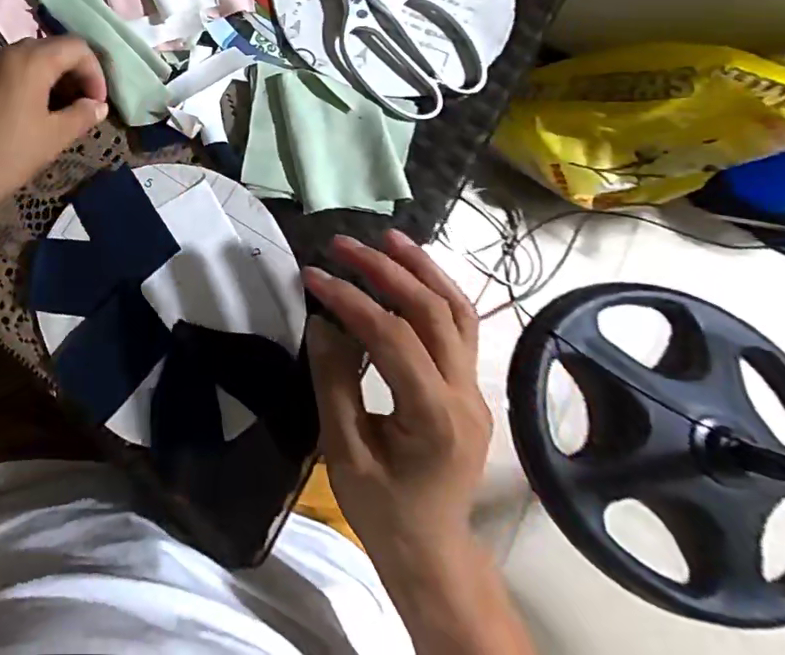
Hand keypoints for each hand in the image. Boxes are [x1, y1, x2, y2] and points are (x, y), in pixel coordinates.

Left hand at [0, 37, 107, 219]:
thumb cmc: (4, 155)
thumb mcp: (52, 138)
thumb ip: (82, 115)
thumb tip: (97, 106)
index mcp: (30, 59)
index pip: (76, 47)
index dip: (95, 73)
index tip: (97, 105)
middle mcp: (4, 52)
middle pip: (51, 49)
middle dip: (72, 74)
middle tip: (81, 109)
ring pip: (27, 59)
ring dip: (49, 79)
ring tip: (56, 114)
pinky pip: (5, 71)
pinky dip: (25, 83)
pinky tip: (26, 114)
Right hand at [304, 231, 490, 570]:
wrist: (430, 546)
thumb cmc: (380, 505)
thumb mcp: (343, 447)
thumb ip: (333, 381)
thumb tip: (322, 321)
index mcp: (435, 416)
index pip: (394, 337)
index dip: (351, 300)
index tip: (310, 275)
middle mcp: (466, 396)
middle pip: (436, 314)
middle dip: (388, 271)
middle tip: (341, 244)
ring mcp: (474, 391)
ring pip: (459, 315)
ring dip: (423, 271)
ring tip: (388, 237)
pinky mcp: (466, 389)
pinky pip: (458, 329)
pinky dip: (434, 292)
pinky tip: (409, 273)